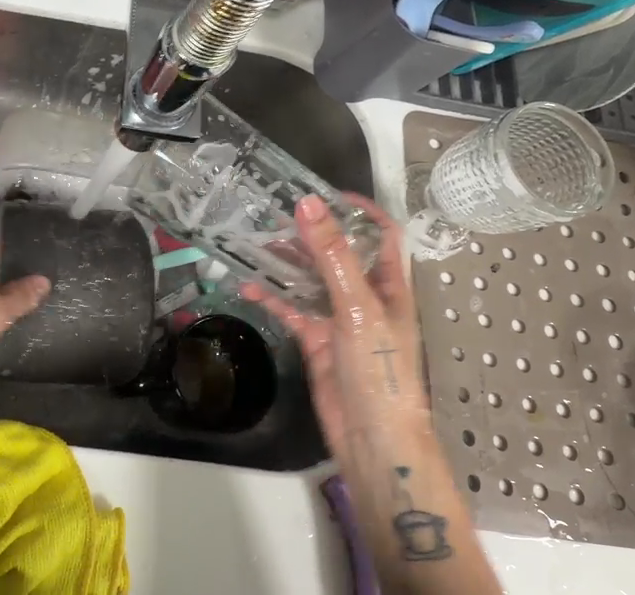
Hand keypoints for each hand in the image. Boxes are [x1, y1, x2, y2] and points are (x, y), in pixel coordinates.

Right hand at [242, 193, 428, 451]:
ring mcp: (339, 318)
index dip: (357, 210)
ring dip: (285, 262)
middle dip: (309, 233)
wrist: (374, 441)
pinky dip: (271, 297)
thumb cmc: (380, 369)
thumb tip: (308, 204)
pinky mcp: (316, 340)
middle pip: (337, 253)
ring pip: (310, 279)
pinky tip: (246, 286)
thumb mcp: (358, 307)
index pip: (380, 233)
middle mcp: (365, 296)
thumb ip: (332, 256)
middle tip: (272, 212)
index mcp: (388, 284)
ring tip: (253, 240)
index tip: (321, 193)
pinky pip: (291, 310)